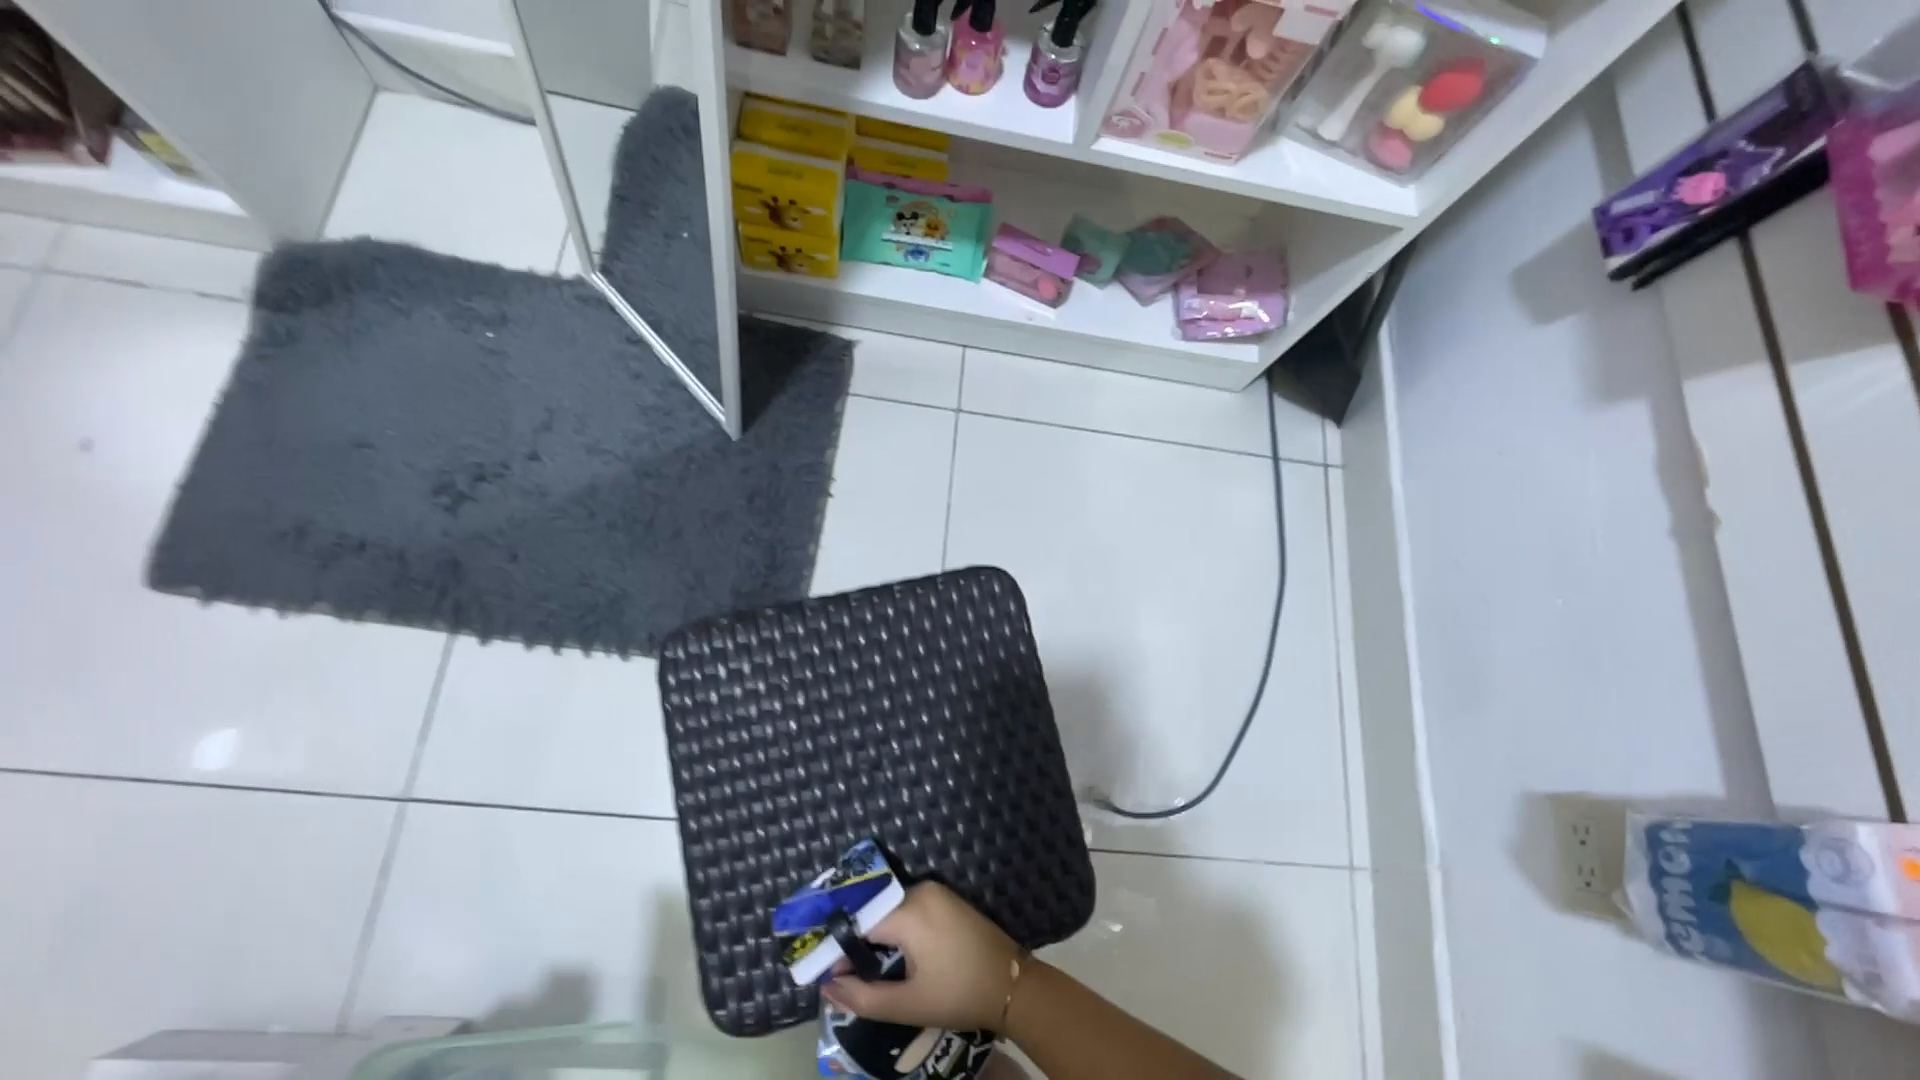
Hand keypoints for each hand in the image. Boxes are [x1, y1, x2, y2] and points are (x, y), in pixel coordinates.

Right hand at [820, 881, 1021, 1031]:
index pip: (857, 922)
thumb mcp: (909, 1005)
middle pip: (872, 911)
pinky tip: (889, 954)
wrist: (1014, 986)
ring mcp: (936, 891)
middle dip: (853, 940)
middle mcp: (920, 890)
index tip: (826, 973)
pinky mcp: (946, 898)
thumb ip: (863, 997)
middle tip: (841, 972)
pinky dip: (893, 928)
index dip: (837, 948)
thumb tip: (828, 987)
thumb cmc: (961, 995)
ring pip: (889, 909)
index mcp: (909, 911)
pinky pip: (907, 907)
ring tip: (862, 967)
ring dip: (874, 934)